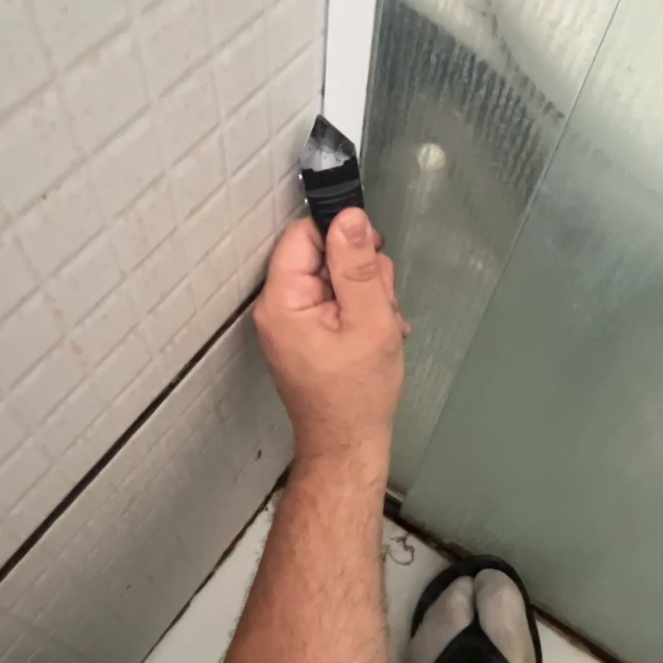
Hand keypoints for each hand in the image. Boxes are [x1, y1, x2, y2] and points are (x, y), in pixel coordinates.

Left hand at [254, 208, 408, 471]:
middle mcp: (279, 308)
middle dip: (362, 273)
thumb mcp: (369, 322)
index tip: (373, 256)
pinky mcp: (307, 335)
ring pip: (336, 280)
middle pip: (323, 256)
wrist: (349, 444)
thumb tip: (350, 218)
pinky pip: (336, 305)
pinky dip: (362, 314)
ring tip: (382, 328)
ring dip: (369, 296)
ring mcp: (293, 323)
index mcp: (283, 301)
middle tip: (381, 306)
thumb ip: (358, 267)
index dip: (343, 237)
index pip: (305, 235)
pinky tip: (377, 337)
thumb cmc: (357, 395)